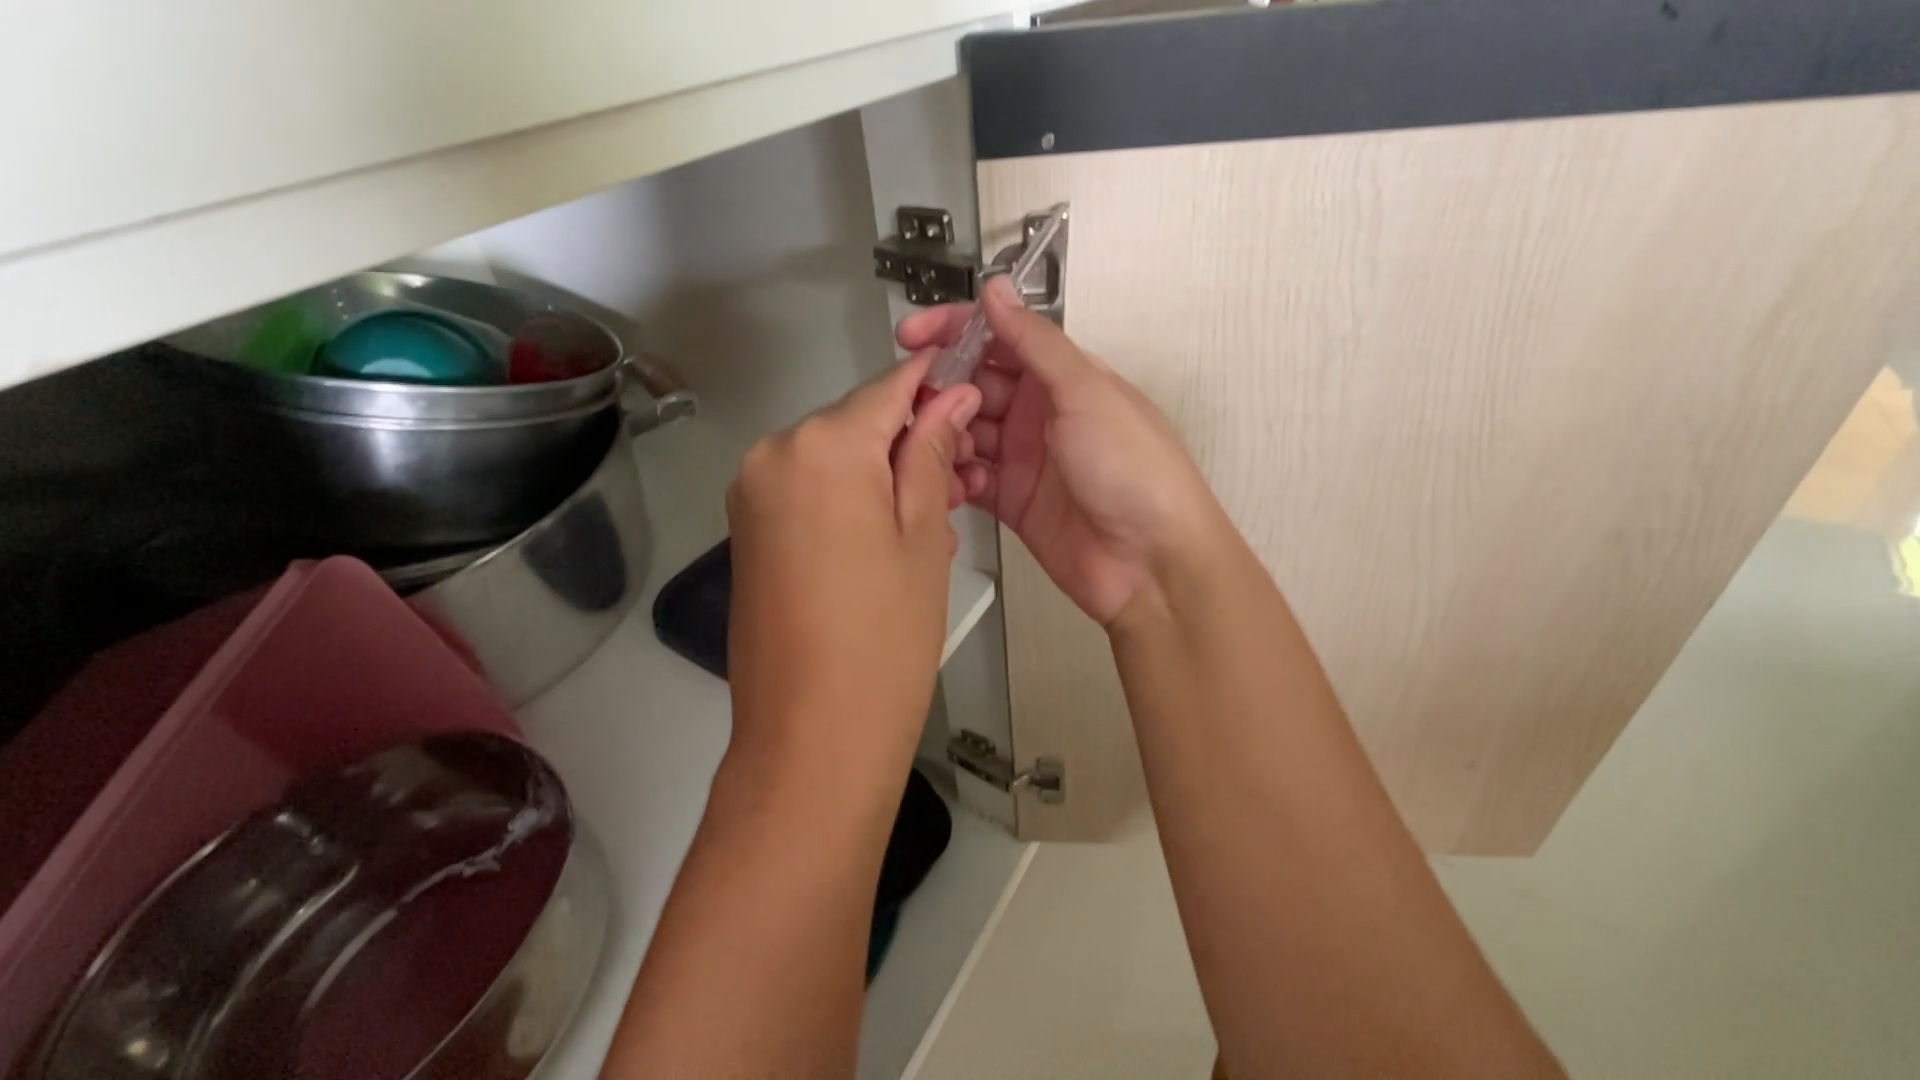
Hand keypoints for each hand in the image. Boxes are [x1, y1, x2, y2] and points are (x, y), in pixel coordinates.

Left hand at [725, 356, 981, 769]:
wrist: (811, 736)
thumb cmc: (886, 638)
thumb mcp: (923, 538)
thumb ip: (931, 453)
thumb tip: (951, 395)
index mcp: (821, 446)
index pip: (888, 387)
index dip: (935, 388)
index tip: (973, 396)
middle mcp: (772, 454)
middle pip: (855, 423)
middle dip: (907, 443)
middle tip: (957, 492)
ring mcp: (750, 494)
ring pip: (832, 460)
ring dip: (880, 478)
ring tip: (925, 536)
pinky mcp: (745, 530)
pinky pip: (807, 493)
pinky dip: (847, 503)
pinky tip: (882, 549)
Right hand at [897, 276, 1225, 626]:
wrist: (1151, 562)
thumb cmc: (1139, 472)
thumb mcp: (1086, 391)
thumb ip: (1035, 341)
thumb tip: (998, 291)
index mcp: (1064, 377)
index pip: (998, 338)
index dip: (953, 331)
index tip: (913, 334)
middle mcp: (1041, 413)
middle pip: (973, 385)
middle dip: (943, 389)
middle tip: (923, 402)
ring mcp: (1026, 458)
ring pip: (964, 432)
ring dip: (945, 435)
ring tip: (943, 446)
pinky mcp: (1014, 501)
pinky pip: (968, 479)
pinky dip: (955, 477)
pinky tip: (958, 482)